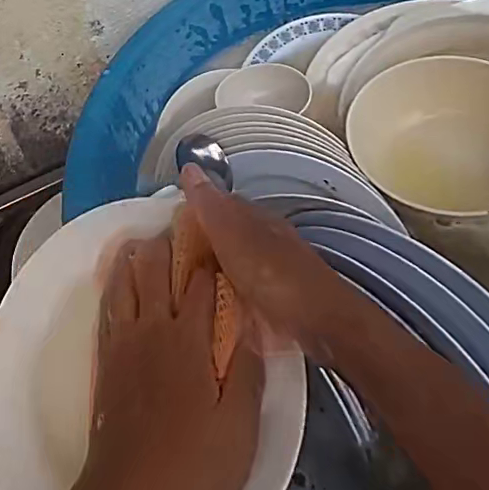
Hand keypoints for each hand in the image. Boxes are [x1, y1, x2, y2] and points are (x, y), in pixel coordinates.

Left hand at [67, 234, 265, 489]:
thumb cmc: (193, 465)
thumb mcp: (239, 427)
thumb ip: (248, 373)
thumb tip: (254, 329)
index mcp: (188, 339)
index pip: (200, 283)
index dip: (211, 259)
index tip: (219, 241)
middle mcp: (152, 328)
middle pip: (154, 269)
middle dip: (166, 243)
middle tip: (178, 228)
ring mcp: (124, 341)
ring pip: (124, 282)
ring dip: (133, 257)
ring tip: (141, 241)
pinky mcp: (106, 359)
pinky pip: (106, 307)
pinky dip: (112, 285)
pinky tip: (117, 281)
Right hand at [178, 165, 359, 361]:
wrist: (321, 323)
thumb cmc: (273, 275)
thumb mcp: (233, 236)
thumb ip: (210, 206)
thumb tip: (188, 166)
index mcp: (254, 216)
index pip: (218, 204)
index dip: (193, 212)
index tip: (166, 229)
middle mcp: (266, 236)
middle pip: (227, 234)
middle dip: (202, 243)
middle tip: (172, 262)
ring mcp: (275, 268)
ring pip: (237, 261)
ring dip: (216, 269)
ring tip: (187, 287)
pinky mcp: (281, 297)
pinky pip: (247, 287)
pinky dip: (232, 291)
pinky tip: (219, 306)